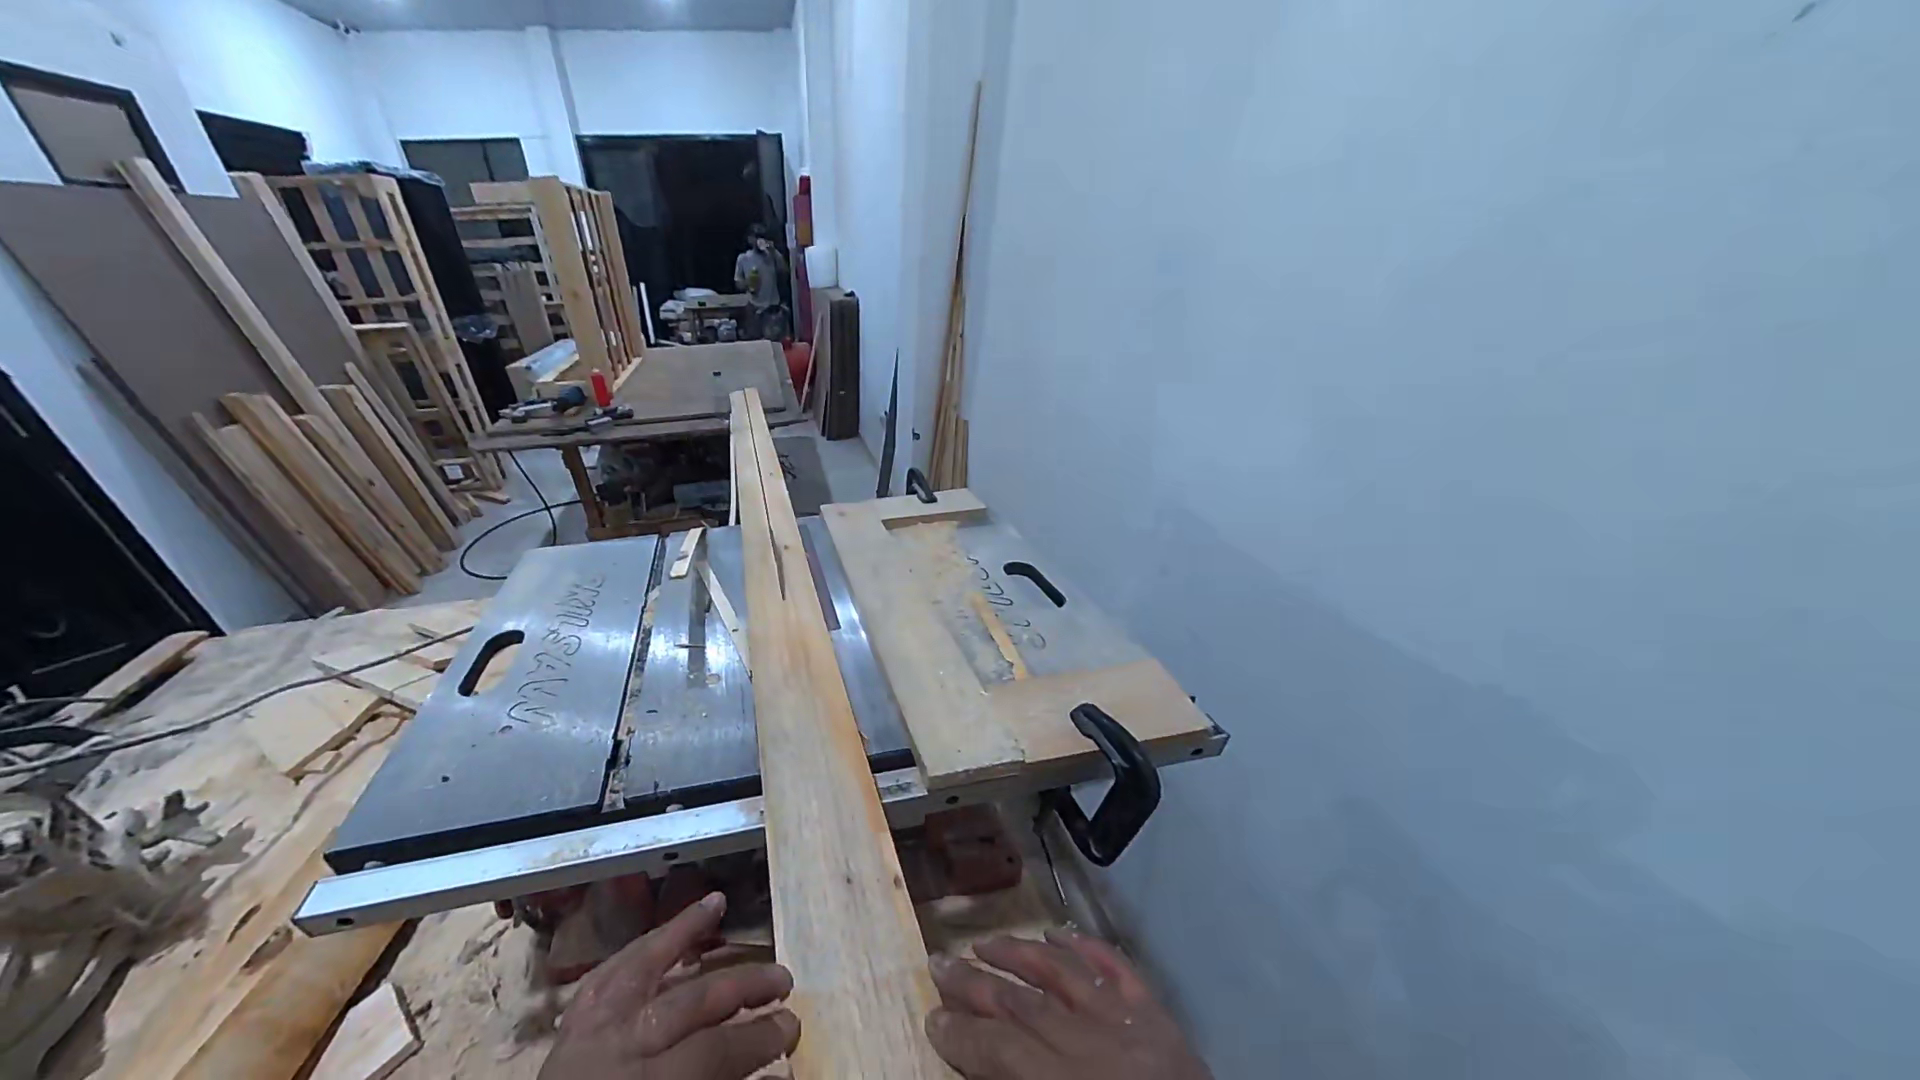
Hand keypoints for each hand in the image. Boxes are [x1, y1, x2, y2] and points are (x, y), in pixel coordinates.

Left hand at [540, 891, 799, 1079]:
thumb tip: (778, 1071)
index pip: (715, 1050)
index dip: (759, 1037)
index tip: (793, 1025)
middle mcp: (616, 1052)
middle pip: (691, 1002)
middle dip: (745, 987)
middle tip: (784, 981)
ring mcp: (586, 1035)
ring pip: (641, 967)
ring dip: (683, 932)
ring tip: (718, 903)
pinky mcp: (568, 1029)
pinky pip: (606, 974)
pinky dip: (636, 945)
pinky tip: (659, 926)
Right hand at [925, 929, 1211, 1079]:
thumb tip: (977, 1058)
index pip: (1001, 1049)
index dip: (962, 1031)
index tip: (932, 1014)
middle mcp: (1095, 1048)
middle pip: (1024, 1003)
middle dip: (975, 982)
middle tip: (939, 961)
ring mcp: (1130, 1025)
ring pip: (1063, 973)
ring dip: (1020, 953)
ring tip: (985, 942)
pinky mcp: (1159, 1017)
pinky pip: (1118, 970)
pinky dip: (1087, 946)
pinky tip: (1059, 931)